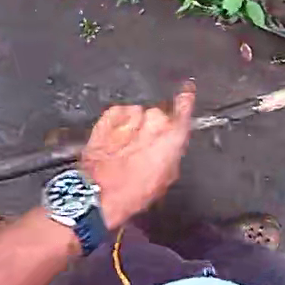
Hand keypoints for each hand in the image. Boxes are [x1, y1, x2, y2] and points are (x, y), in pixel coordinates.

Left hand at [80, 83, 195, 228]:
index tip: (187, 91)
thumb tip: (171, 144)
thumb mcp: (165, 179)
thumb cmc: (133, 192)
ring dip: (134, 126)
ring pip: (138, 114)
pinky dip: (118, 124)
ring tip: (125, 147)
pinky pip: (120, 114)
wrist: (97, 193)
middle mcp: (154, 120)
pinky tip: (114, 141)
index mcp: (172, 135)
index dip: (186, 98)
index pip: (185, 105)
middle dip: (152, 128)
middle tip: (142, 148)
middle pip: (158, 115)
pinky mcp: (110, 115)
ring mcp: (131, 115)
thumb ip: (172, 153)